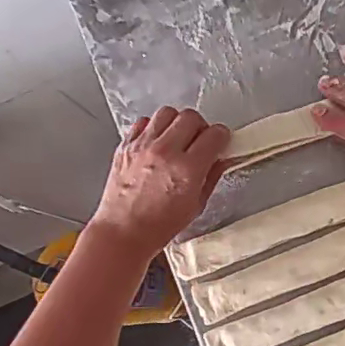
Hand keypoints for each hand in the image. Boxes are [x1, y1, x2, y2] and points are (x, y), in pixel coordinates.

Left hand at [88, 106, 230, 258]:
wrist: (123, 232)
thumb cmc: (157, 227)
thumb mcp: (195, 206)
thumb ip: (210, 177)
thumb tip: (220, 160)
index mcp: (187, 170)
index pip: (214, 135)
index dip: (221, 138)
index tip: (220, 142)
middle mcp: (165, 152)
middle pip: (191, 117)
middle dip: (200, 127)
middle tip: (199, 141)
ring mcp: (142, 147)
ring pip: (167, 113)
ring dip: (176, 123)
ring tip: (176, 139)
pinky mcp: (126, 146)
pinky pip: (143, 122)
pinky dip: (153, 128)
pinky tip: (156, 143)